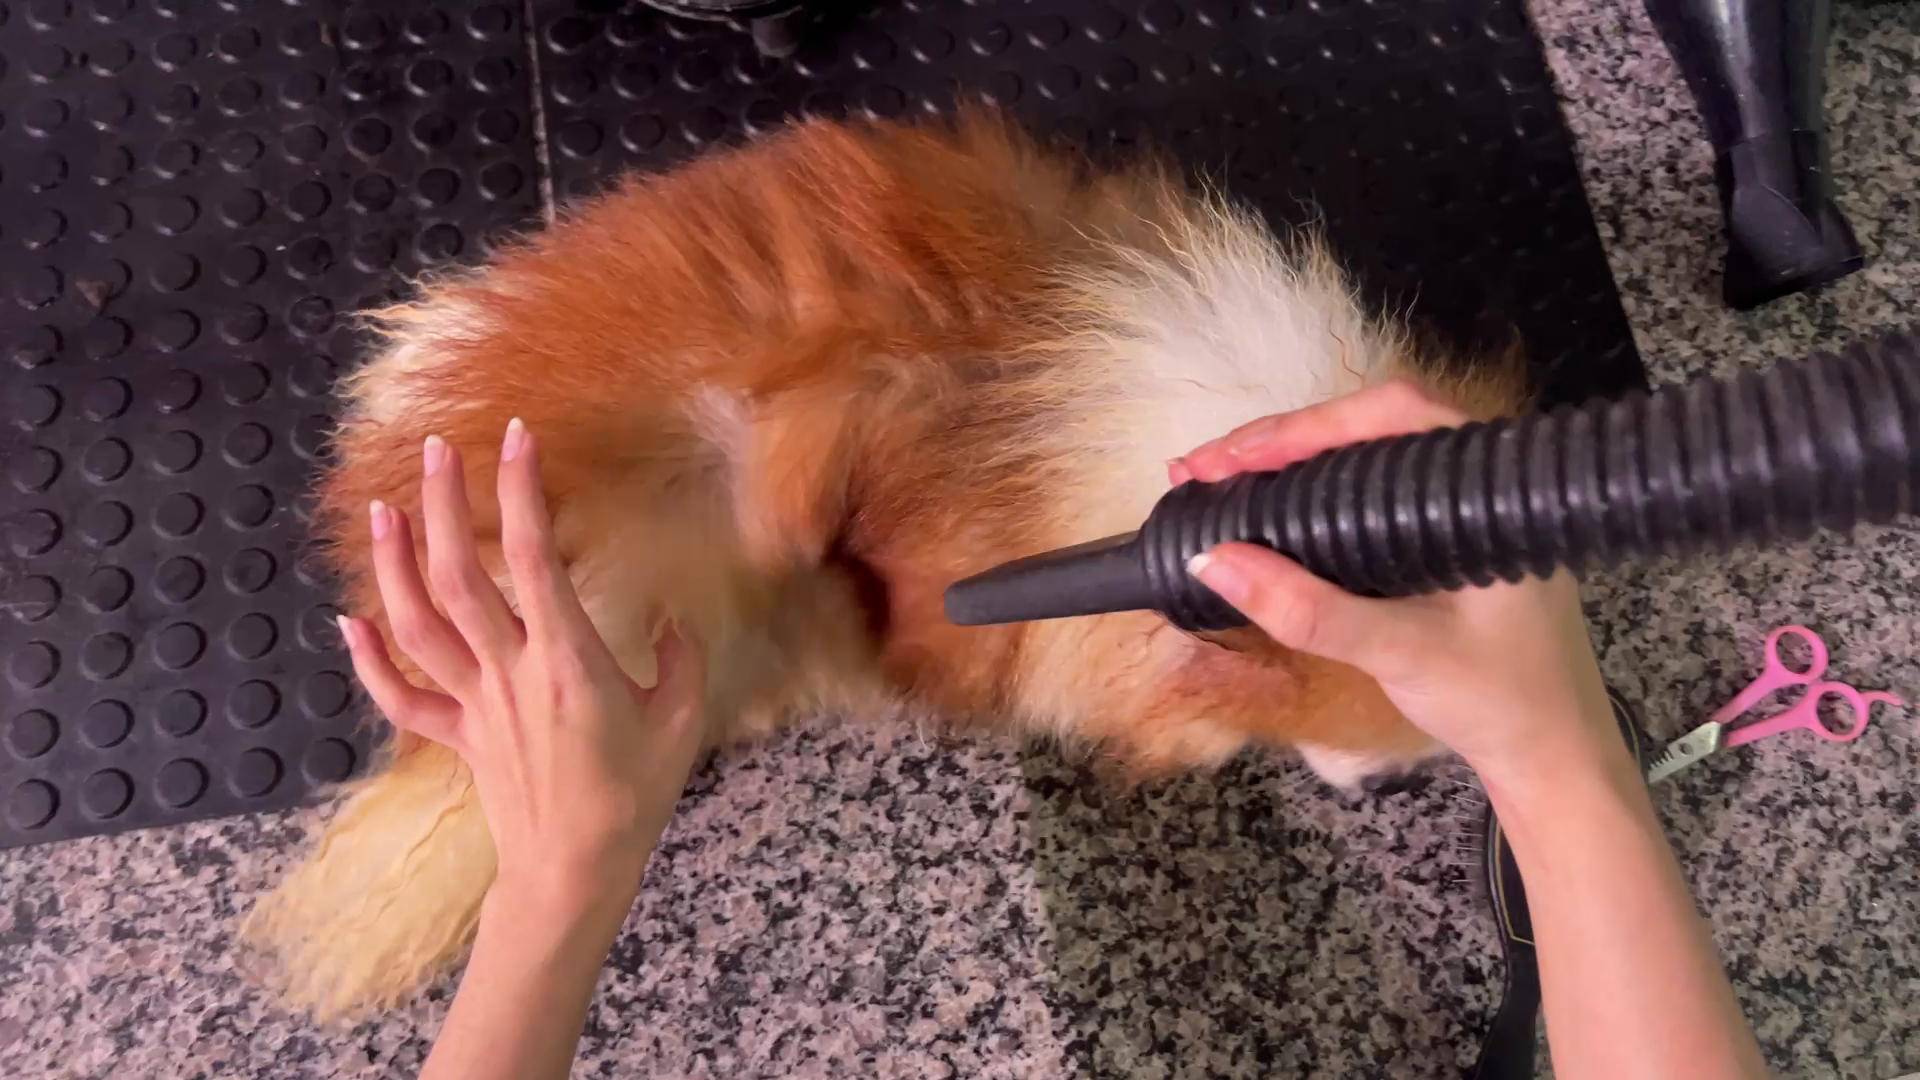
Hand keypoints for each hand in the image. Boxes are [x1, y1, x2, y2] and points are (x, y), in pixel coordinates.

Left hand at [337, 419, 705, 916]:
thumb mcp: (680, 719)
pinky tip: (348, 623)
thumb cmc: (634, 791)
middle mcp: (509, 670)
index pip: (539, 560)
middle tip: (435, 451)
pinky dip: (367, 657)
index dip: (525, 494)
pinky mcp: (457, 734)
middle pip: (461, 579)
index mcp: (569, 660)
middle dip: (446, 507)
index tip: (517, 441)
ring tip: (383, 511)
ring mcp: (474, 702)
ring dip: (395, 565)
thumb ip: (682, 658)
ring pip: (418, 624)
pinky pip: (401, 694)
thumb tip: (675, 618)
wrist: (574, 866)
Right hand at [1171, 382, 1626, 788]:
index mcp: (1489, 486)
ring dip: (1278, 465)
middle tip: (1200, 467)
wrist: (1547, 753)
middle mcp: (1468, 481)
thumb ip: (1308, 611)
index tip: (1230, 457)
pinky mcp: (1423, 536)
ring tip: (1211, 478)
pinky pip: (1353, 493)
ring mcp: (1445, 508)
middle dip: (1272, 442)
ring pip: (1352, 459)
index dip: (1303, 427)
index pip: (1391, 416)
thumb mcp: (1399, 653)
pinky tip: (1258, 505)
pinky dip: (1297, 495)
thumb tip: (1208, 560)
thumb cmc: (1497, 699)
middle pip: (1361, 428)